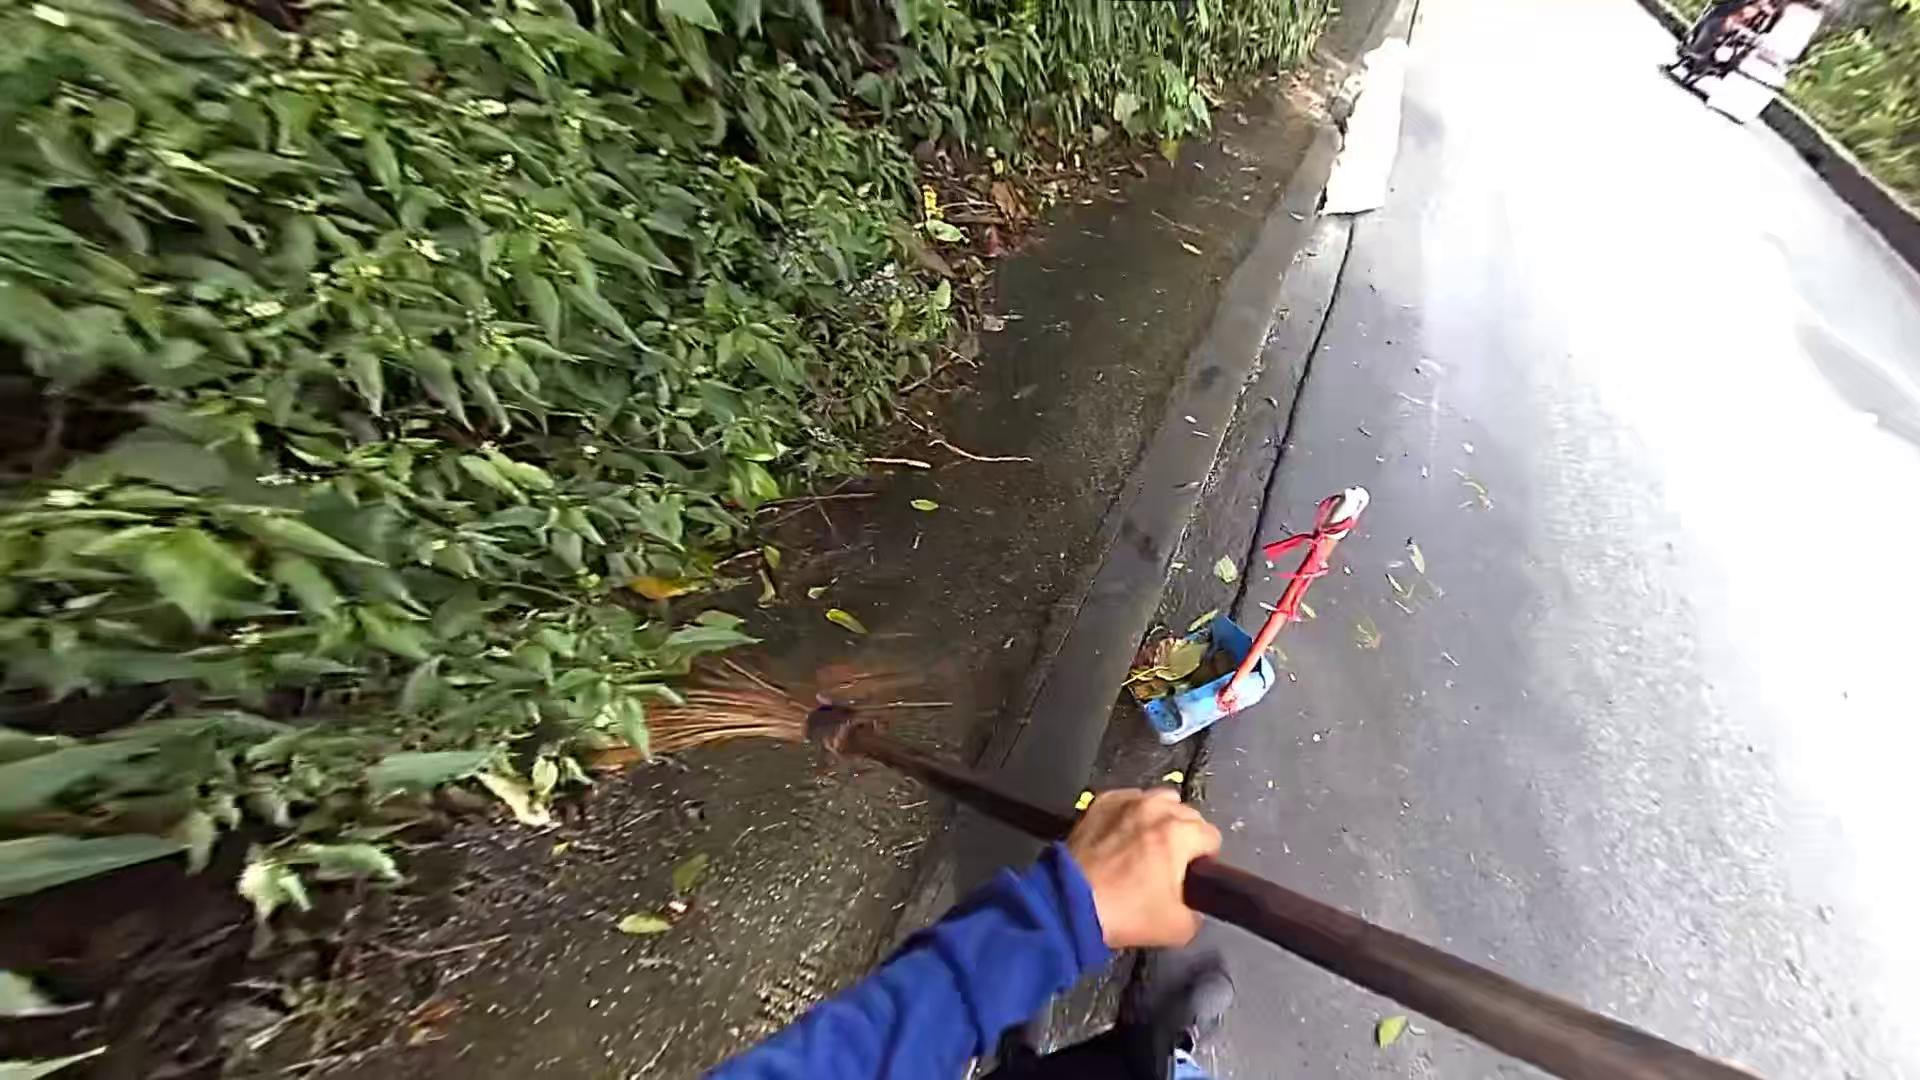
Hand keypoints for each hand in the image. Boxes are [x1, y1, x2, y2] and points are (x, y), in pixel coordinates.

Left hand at [1066, 788, 1220, 948]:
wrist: (1074, 900)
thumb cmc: (1124, 911)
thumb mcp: (1179, 927)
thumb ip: (1197, 909)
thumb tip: (1192, 902)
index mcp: (1177, 833)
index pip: (1211, 835)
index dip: (1208, 856)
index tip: (1197, 870)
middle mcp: (1152, 809)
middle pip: (1187, 812)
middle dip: (1187, 834)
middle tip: (1175, 861)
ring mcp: (1124, 801)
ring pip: (1158, 799)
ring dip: (1162, 817)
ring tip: (1151, 843)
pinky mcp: (1101, 802)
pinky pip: (1128, 798)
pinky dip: (1132, 811)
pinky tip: (1126, 832)